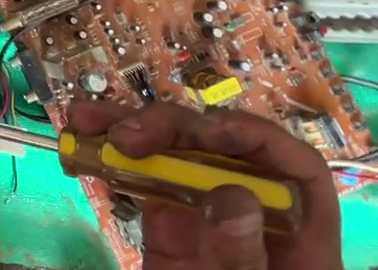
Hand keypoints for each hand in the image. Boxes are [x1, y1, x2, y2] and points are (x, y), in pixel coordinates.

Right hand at [67, 102, 341, 269]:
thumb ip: (239, 263)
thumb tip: (234, 194)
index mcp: (298, 243)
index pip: (295, 170)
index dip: (256, 137)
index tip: (207, 132)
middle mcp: (251, 217)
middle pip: (221, 148)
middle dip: (170, 129)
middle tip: (124, 136)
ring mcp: (206, 218)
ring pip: (173, 153)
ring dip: (125, 126)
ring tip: (82, 122)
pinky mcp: (166, 226)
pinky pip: (141, 178)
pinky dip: (108, 156)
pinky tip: (79, 145)